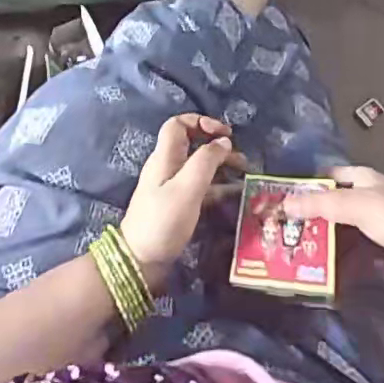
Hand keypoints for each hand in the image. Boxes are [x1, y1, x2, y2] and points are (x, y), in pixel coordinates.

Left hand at [119, 114, 244, 284]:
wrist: (140, 260)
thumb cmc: (163, 221)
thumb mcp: (187, 188)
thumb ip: (206, 161)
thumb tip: (223, 142)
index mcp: (165, 157)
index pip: (178, 124)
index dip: (201, 122)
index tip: (224, 134)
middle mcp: (167, 167)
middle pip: (192, 143)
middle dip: (218, 145)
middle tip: (241, 158)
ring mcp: (171, 186)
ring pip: (199, 165)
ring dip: (221, 165)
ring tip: (244, 172)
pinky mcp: (177, 204)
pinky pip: (200, 186)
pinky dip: (218, 185)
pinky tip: (235, 193)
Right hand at [281, 166, 383, 282]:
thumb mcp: (355, 204)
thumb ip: (319, 204)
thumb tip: (283, 202)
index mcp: (362, 176)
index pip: (327, 175)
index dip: (305, 183)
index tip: (280, 196)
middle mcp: (366, 195)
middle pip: (330, 200)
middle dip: (308, 210)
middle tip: (279, 223)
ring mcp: (372, 221)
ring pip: (337, 223)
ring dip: (318, 232)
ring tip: (289, 242)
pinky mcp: (376, 244)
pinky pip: (347, 243)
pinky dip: (332, 248)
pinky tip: (313, 257)